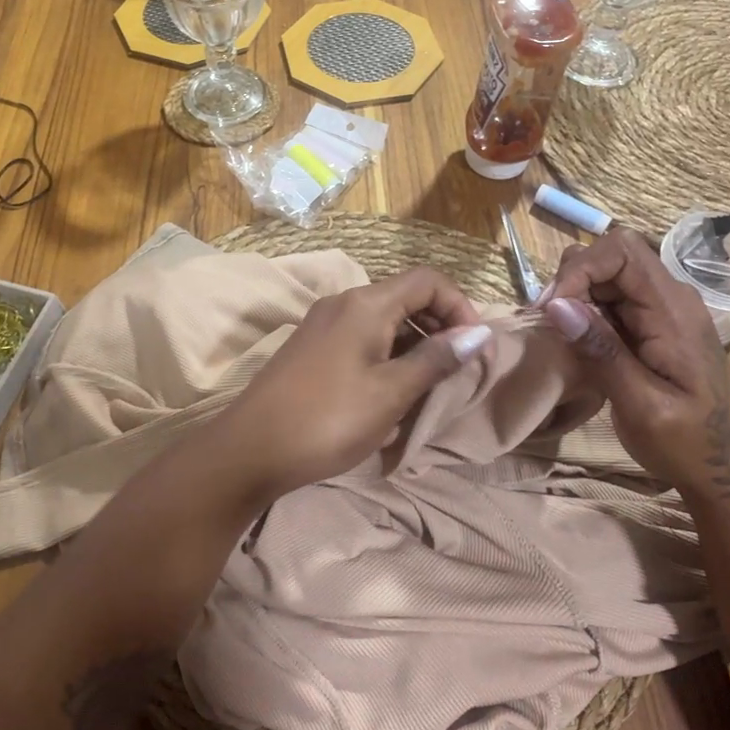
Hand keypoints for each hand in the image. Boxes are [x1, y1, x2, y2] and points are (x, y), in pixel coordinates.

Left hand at [200, 267, 491, 502]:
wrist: (250, 450)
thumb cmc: (329, 419)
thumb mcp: (391, 392)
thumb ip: (436, 360)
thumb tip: (479, 333)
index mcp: (366, 304)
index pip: (428, 280)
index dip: (460, 307)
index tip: (474, 349)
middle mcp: (343, 303)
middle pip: (405, 297)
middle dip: (438, 327)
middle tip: (455, 372)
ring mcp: (322, 325)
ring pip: (383, 321)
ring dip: (413, 346)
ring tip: (426, 389)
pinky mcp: (310, 349)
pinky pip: (361, 340)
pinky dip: (385, 357)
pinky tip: (388, 396)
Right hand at [539, 229, 729, 498]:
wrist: (724, 469)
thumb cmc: (687, 443)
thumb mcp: (641, 406)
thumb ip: (602, 352)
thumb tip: (557, 305)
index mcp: (673, 312)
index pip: (622, 251)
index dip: (580, 269)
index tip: (552, 309)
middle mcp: (671, 299)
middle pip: (612, 256)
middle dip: (572, 279)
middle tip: (548, 321)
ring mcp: (663, 310)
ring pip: (608, 274)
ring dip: (576, 293)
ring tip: (559, 332)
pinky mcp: (653, 324)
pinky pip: (613, 298)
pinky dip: (585, 309)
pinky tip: (575, 340)